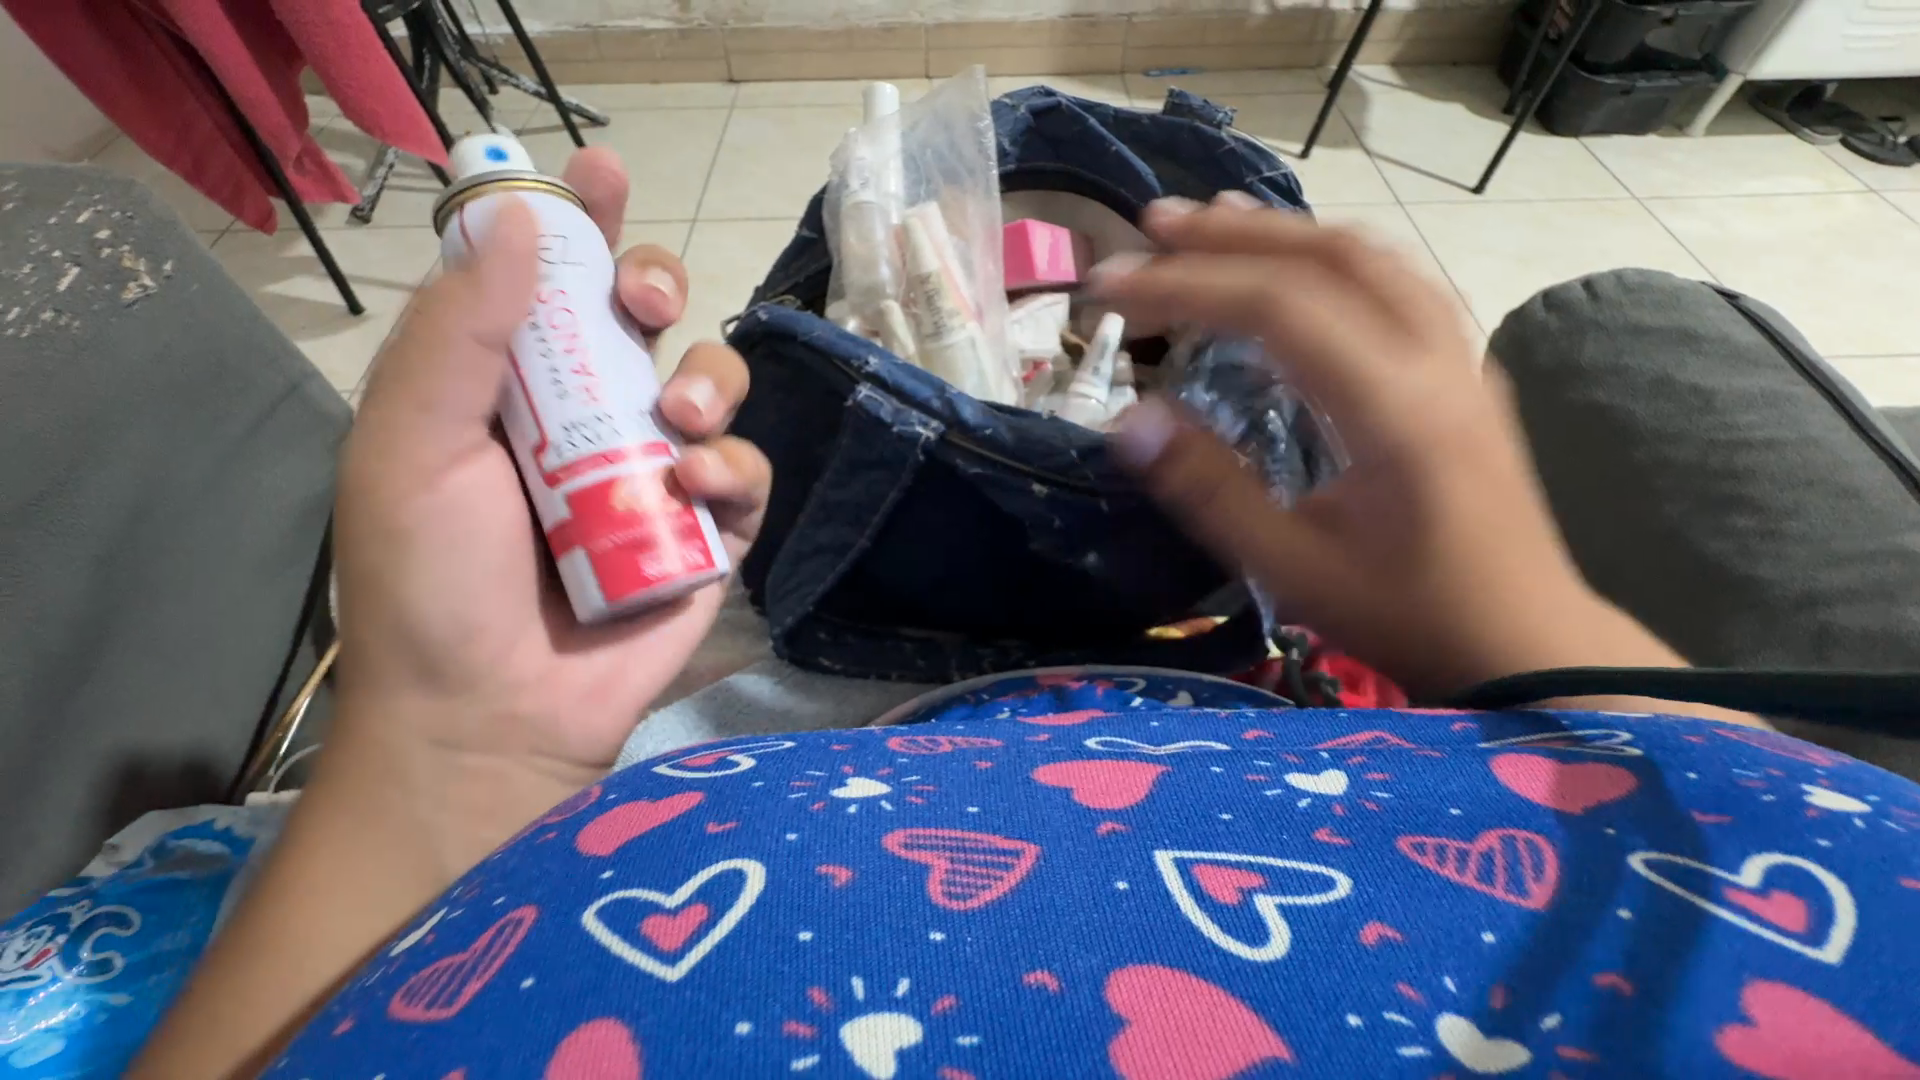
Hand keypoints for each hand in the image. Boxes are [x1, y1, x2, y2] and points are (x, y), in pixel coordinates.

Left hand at [334, 148, 770, 827]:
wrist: (495, 708)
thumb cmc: (434, 581)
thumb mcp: (410, 449)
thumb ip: (459, 337)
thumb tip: (515, 223)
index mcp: (515, 388)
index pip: (552, 283)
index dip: (580, 220)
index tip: (601, 170)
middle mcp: (595, 417)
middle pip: (651, 318)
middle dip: (657, 284)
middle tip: (645, 301)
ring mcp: (661, 474)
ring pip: (715, 386)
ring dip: (708, 380)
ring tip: (675, 421)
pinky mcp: (713, 531)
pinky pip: (750, 473)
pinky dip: (736, 469)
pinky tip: (700, 489)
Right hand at [1092, 194, 1695, 700]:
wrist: (1524, 641)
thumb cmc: (1407, 615)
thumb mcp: (1292, 569)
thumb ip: (1210, 491)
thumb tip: (1128, 421)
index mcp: (1394, 408)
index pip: (1279, 307)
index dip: (1185, 285)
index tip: (1111, 288)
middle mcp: (1436, 359)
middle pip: (1329, 257)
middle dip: (1229, 235)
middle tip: (1150, 224)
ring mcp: (1459, 357)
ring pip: (1369, 257)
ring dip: (1282, 230)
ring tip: (1210, 220)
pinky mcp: (1461, 370)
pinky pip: (1393, 281)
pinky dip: (1327, 255)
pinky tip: (1294, 262)